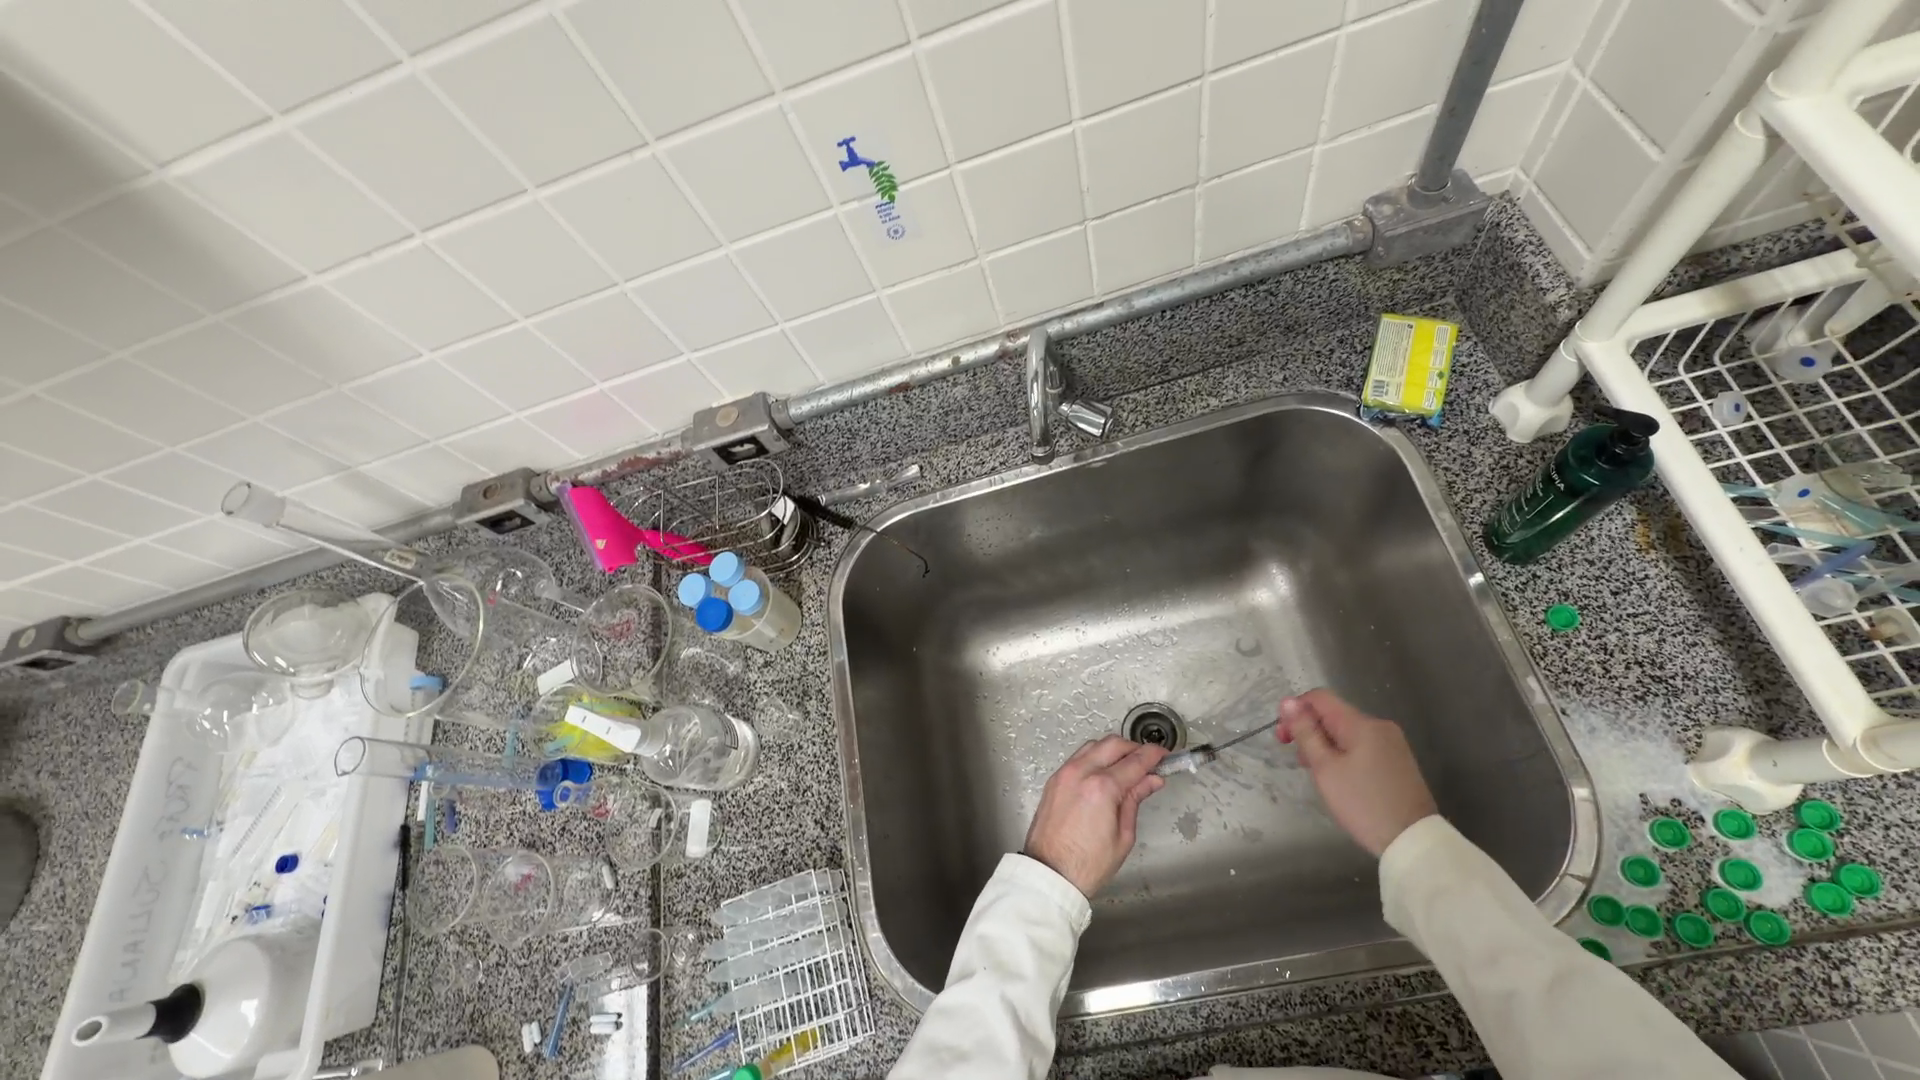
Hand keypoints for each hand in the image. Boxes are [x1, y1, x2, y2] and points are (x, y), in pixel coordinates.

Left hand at [1023, 735, 1169, 895]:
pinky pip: (1078, 757)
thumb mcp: (1123, 835)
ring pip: (1093, 745)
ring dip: (1113, 750)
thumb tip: (1151, 780)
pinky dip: (1095, 757)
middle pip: (1113, 744)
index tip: (1164, 755)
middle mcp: (1080, 773)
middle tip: (1149, 762)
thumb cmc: (1086, 864)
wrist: (1050, 875)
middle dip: (1134, 748)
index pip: (1135, 761)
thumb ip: (1136, 800)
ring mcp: (1064, 774)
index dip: (1153, 756)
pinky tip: (1106, 772)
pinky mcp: (1054, 780)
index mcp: (1101, 788)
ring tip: (1128, 767)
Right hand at [1277, 689, 1437, 855]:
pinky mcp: (1398, 760)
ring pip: (1348, 732)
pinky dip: (1345, 754)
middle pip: (1334, 714)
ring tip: (1318, 773)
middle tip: (1299, 760)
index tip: (1284, 737)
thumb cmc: (1362, 803)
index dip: (1296, 710)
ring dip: (1326, 744)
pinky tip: (1340, 777)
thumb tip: (1288, 702)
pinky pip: (1363, 746)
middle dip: (1310, 731)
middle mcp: (1380, 726)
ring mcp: (1392, 743)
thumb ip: (1306, 733)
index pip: (1320, 698)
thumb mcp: (1325, 768)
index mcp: (1362, 724)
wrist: (1412, 840)